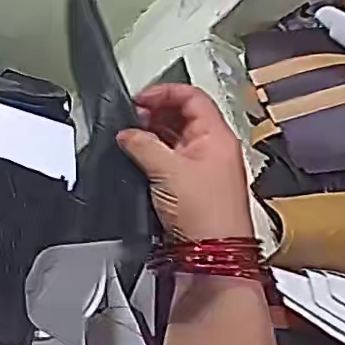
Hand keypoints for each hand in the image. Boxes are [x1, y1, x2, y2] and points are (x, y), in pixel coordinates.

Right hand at [115, 84, 252, 241]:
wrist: (212, 252)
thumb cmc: (207, 214)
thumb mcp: (167, 170)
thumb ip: (142, 145)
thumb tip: (127, 134)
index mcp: (217, 136)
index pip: (192, 97)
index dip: (164, 92)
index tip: (140, 99)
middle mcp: (212, 147)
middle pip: (183, 115)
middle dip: (155, 112)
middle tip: (132, 117)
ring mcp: (202, 165)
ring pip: (175, 136)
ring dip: (152, 133)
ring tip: (132, 136)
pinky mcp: (190, 183)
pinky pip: (171, 158)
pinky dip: (153, 153)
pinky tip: (139, 157)